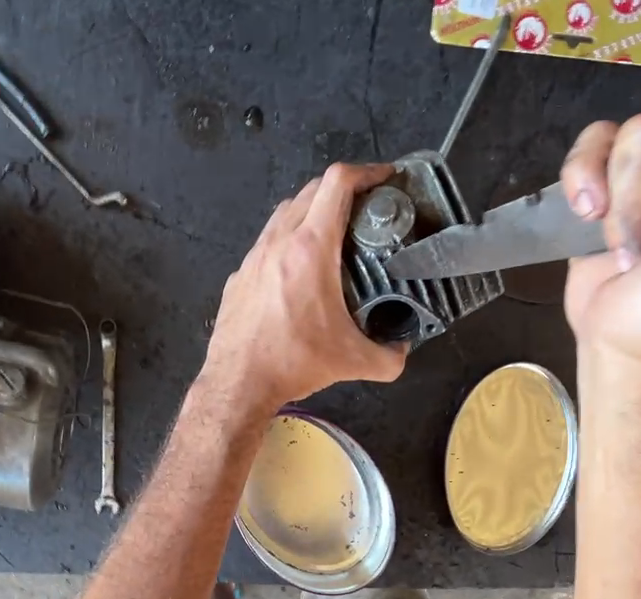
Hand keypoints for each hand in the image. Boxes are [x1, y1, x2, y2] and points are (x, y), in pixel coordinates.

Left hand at [198, 164, 409, 415]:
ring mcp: (253, 258)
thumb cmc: (294, 364)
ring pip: (284, 213)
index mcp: (310, 249)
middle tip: (364, 209)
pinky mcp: (238, 277)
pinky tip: (296, 271)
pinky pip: (265, 244)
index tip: (385, 179)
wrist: (238, 384)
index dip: (367, 172)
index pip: (337, 183)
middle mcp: (278, 242)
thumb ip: (389, 357)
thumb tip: (402, 351)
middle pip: (311, 190)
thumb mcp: (353, 363)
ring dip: (310, 211)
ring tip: (332, 233)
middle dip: (341, 189)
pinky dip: (285, 242)